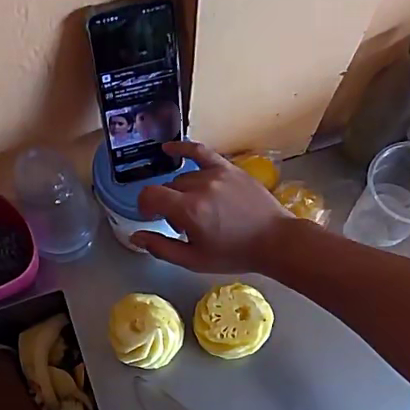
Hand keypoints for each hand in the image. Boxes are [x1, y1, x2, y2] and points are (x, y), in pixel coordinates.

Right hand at [131, 141, 298, 272]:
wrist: (274, 240)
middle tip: (183, 225)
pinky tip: (169, 149)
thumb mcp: (194, 260)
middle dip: (168, 205)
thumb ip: (161, 248)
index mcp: (189, 211)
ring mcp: (216, 174)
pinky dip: (183, 149)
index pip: (151, 196)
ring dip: (182, 192)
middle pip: (169, 189)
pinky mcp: (229, 169)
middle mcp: (200, 187)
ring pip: (184, 178)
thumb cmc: (234, 254)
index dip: (144, 206)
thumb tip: (136, 237)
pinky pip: (201, 152)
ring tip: (195, 210)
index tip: (150, 216)